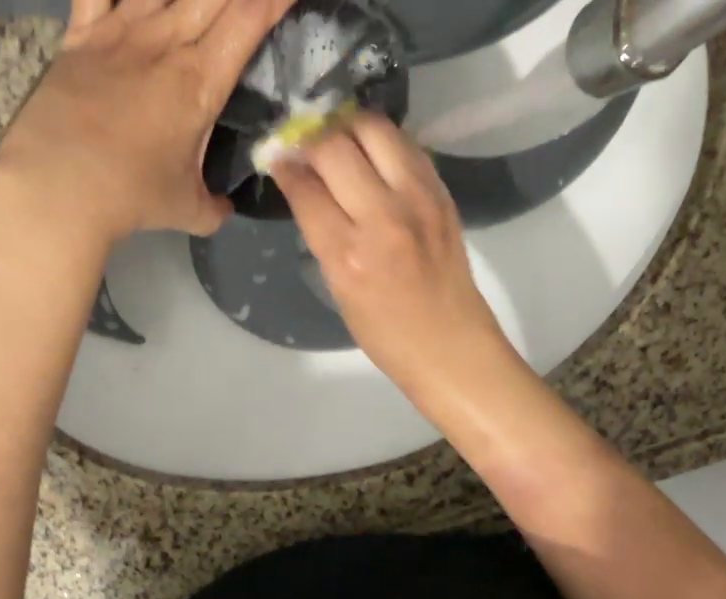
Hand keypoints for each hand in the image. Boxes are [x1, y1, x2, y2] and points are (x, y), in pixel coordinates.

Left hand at [0, 0, 297, 245]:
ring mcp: (120, 31)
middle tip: (249, 0)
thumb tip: (225, 209)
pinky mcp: (80, 34)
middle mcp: (165, 42)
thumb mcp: (186, 210)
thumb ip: (213, 206)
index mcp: (200, 81)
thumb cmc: (131, 196)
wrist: (58, 185)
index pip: (249, 19)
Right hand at [271, 112, 507, 376]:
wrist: (450, 344)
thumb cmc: (386, 334)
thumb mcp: (339, 290)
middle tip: (303, 143)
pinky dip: (380, 140)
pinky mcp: (440, 191)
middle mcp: (383, 217)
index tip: (275, 155)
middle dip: (311, 138)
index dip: (284, 165)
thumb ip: (321, 234)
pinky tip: (370, 152)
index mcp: (349, 255)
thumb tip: (303, 186)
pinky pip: (404, 144)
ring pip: (373, 129)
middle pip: (335, 146)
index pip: (306, 188)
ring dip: (347, 127)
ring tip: (336, 138)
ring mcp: (417, 198)